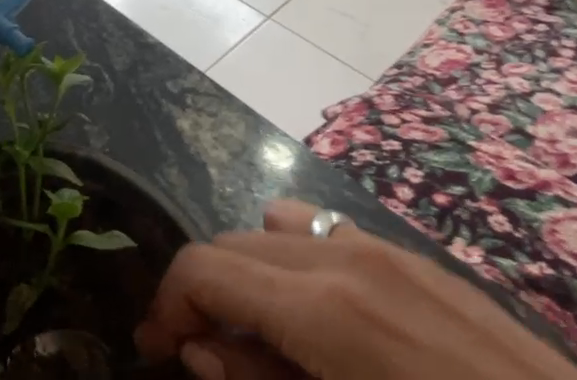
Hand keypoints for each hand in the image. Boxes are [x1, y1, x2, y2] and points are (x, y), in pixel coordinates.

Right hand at [137, 198, 576, 379]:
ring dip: (251, 270)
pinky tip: (324, 312)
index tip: (157, 349)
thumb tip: (199, 350)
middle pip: (231, 244)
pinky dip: (299, 257)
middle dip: (202, 293)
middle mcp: (342, 256)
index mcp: (321, 305)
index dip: (166, 304)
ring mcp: (384, 249)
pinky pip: (329, 232)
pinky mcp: (419, 259)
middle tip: (202, 349)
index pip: (203, 268)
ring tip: (262, 326)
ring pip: (275, 226)